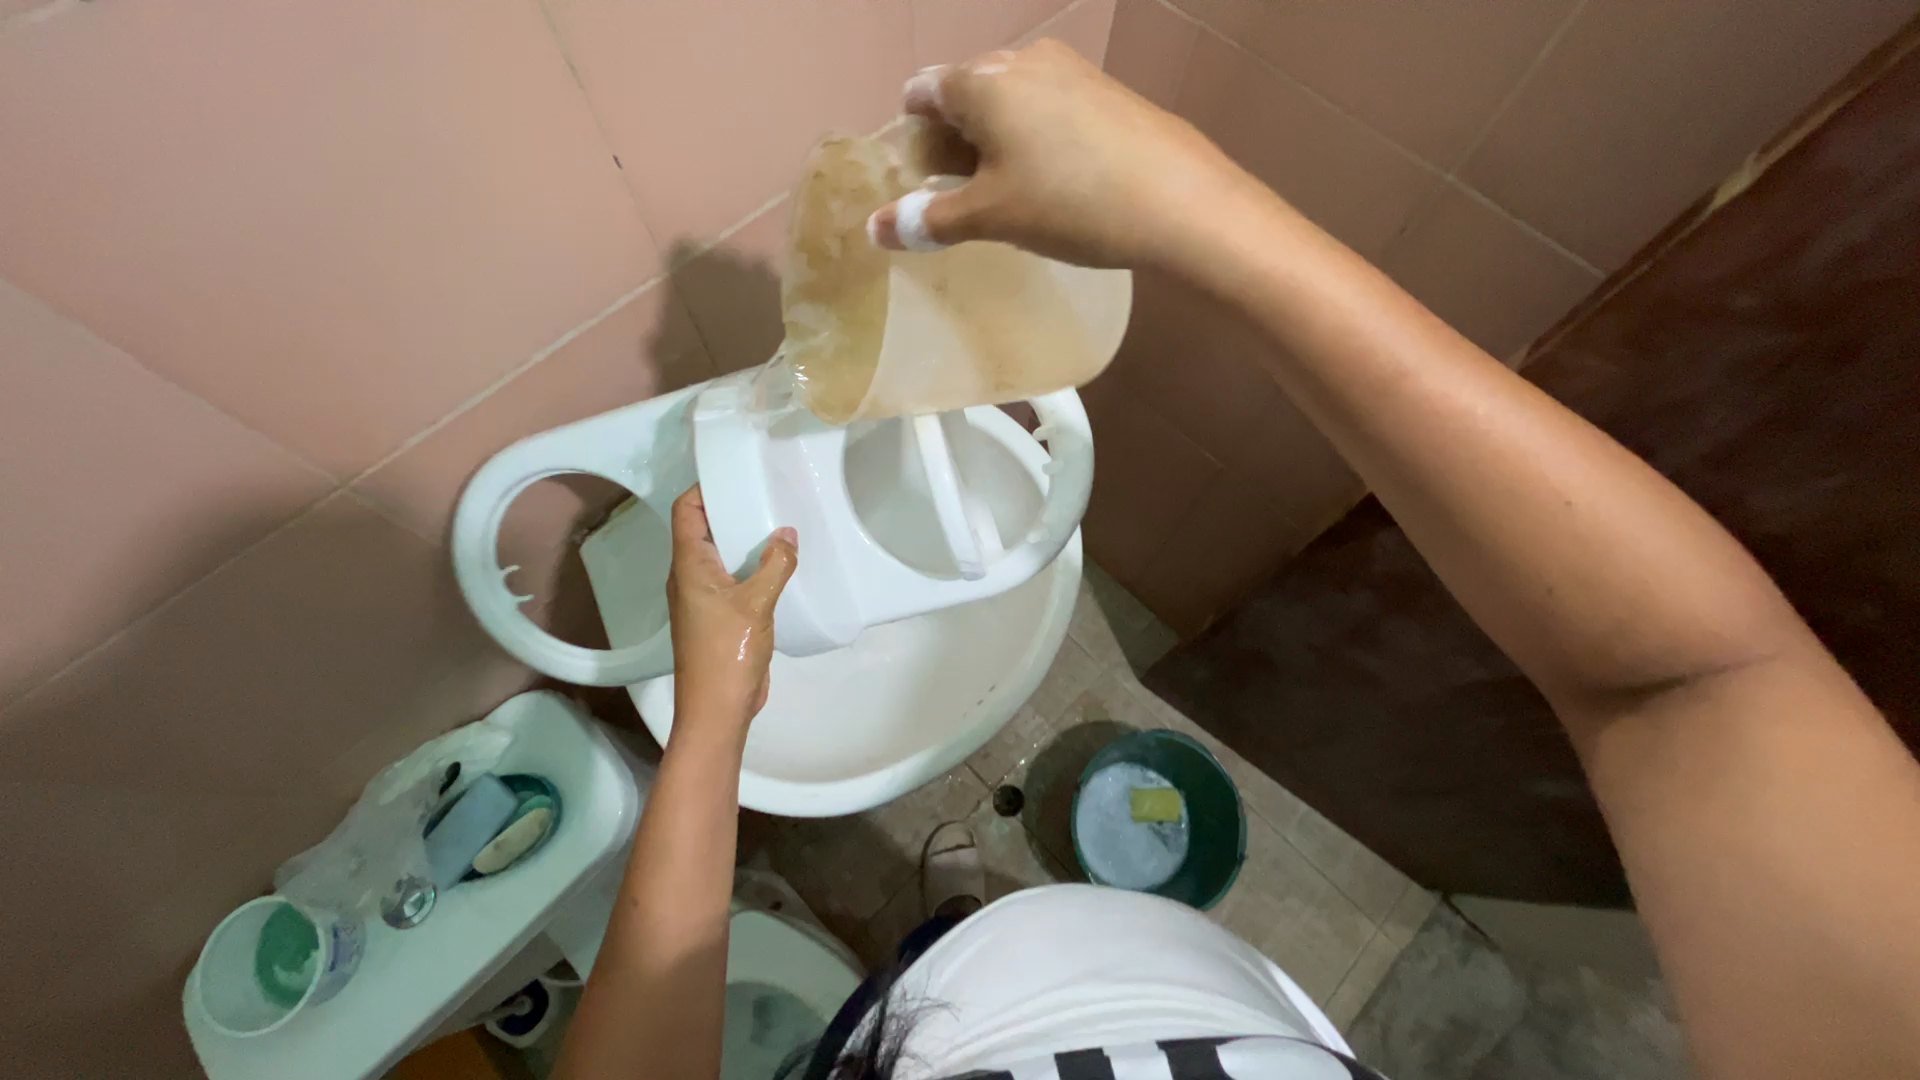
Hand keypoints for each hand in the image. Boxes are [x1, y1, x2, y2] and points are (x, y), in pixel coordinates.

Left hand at [666, 486, 797, 737]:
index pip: (687, 512)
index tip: (737, 474)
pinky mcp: (720, 616)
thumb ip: (775, 565)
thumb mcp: (757, 603)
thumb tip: (787, 535)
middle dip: (732, 510)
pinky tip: (780, 566)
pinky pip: (734, 579)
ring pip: (722, 556)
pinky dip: (753, 567)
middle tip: (768, 494)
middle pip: (704, 530)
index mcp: (689, 566)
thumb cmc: (728, 651)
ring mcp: (704, 598)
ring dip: (746, 541)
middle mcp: (691, 577)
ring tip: (780, 524)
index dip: (705, 489)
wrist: (718, 707)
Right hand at [866, 40, 1270, 270]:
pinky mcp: (1105, 92)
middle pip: (966, 91)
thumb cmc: (1067, 204)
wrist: (1177, 201)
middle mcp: (1023, 61)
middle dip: (952, 138)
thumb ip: (930, 219)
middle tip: (959, 192)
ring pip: (1010, 100)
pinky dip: (1034, 138)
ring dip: (994, 140)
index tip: (919, 175)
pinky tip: (1053, 182)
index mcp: (983, 82)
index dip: (912, 133)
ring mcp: (1071, 71)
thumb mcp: (991, 217)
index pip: (924, 90)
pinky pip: (1049, 108)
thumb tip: (875, 228)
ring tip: (1006, 193)